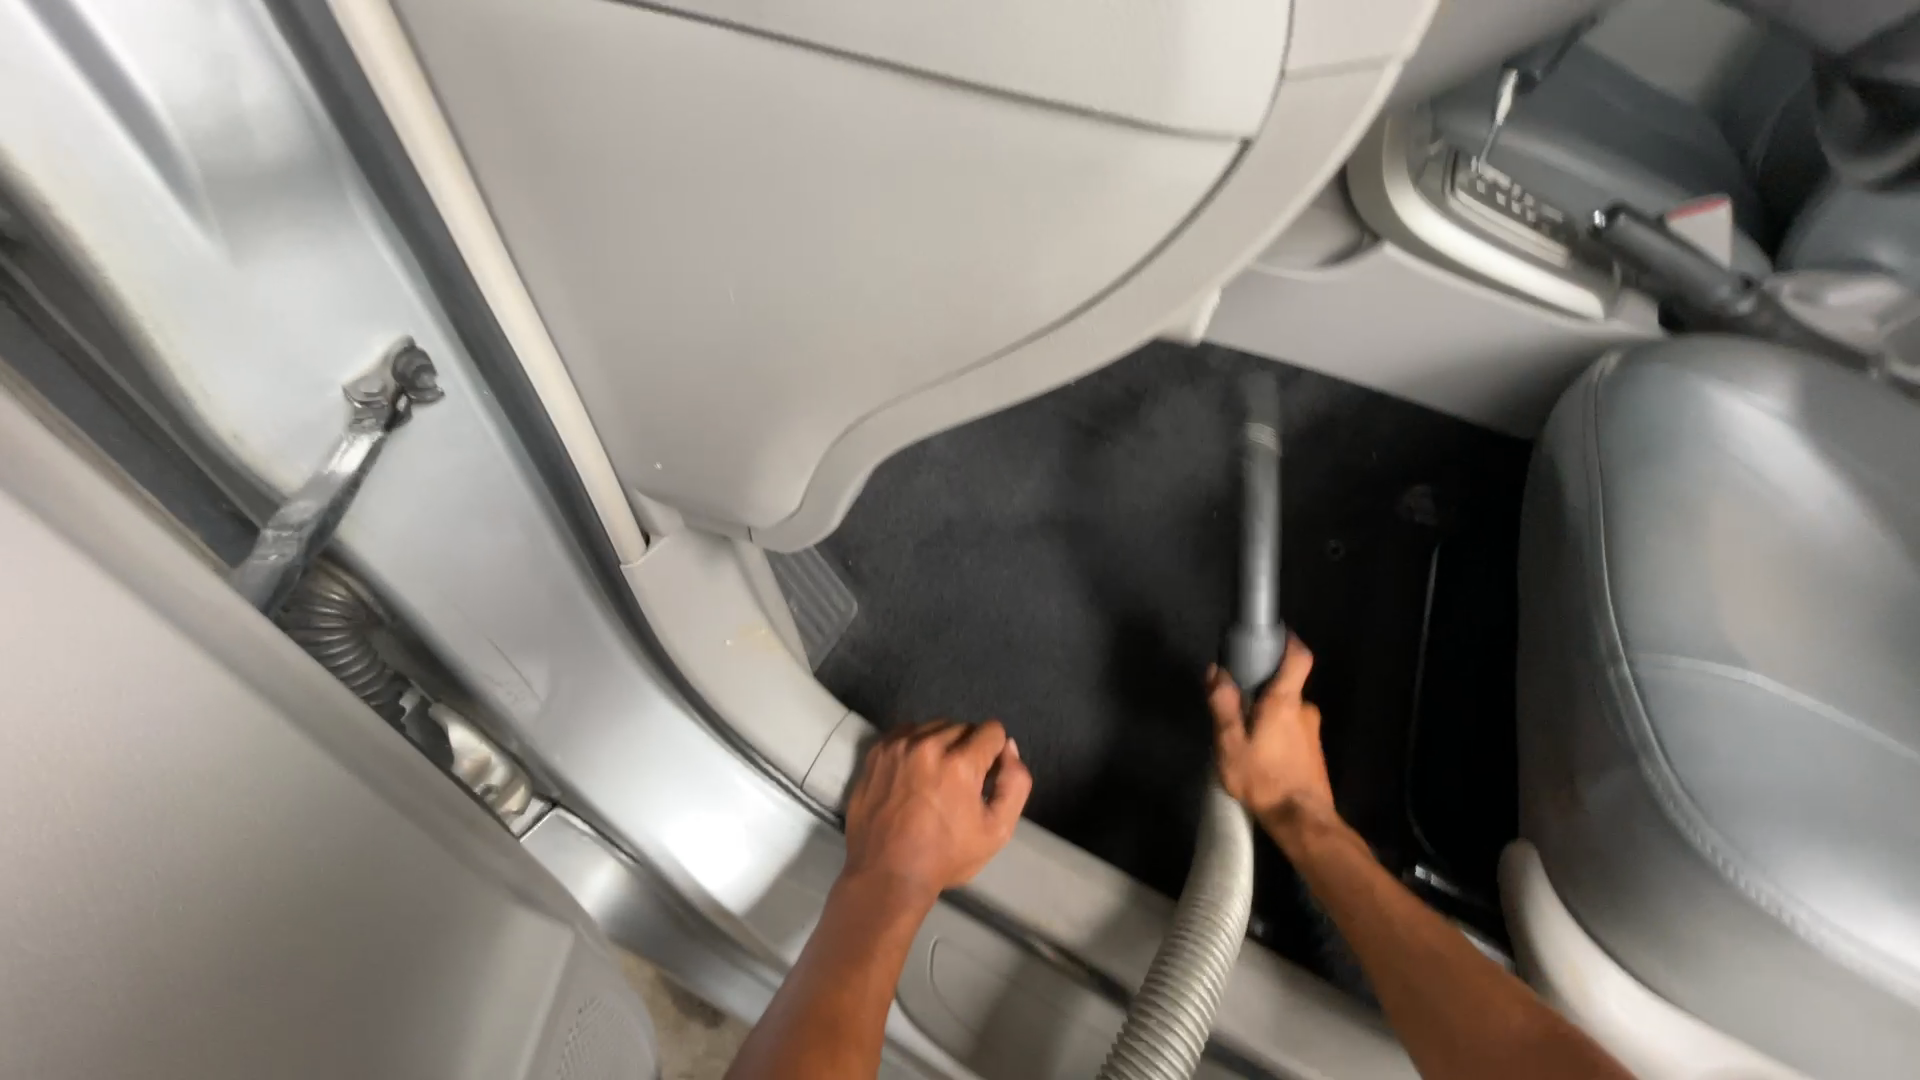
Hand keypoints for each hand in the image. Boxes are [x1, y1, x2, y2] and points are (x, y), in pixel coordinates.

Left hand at [842, 720, 1032, 902]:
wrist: (887, 875)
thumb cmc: (946, 857)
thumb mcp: (998, 830)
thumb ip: (1016, 783)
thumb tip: (1009, 748)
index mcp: (960, 764)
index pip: (992, 730)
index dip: (995, 753)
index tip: (984, 776)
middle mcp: (928, 745)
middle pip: (963, 727)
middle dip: (969, 749)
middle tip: (960, 783)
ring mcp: (898, 746)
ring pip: (934, 727)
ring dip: (942, 744)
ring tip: (935, 778)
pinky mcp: (877, 752)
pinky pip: (906, 732)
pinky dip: (915, 745)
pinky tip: (914, 772)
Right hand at [1207, 635, 1334, 825]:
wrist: (1303, 823)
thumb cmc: (1264, 779)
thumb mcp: (1231, 745)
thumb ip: (1223, 706)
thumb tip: (1215, 671)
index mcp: (1285, 702)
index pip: (1299, 658)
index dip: (1289, 642)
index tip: (1273, 636)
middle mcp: (1305, 710)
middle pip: (1284, 687)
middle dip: (1262, 691)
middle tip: (1236, 705)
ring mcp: (1313, 732)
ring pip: (1287, 712)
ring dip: (1268, 717)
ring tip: (1244, 737)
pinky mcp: (1314, 753)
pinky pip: (1292, 731)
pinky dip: (1276, 735)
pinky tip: (1260, 756)